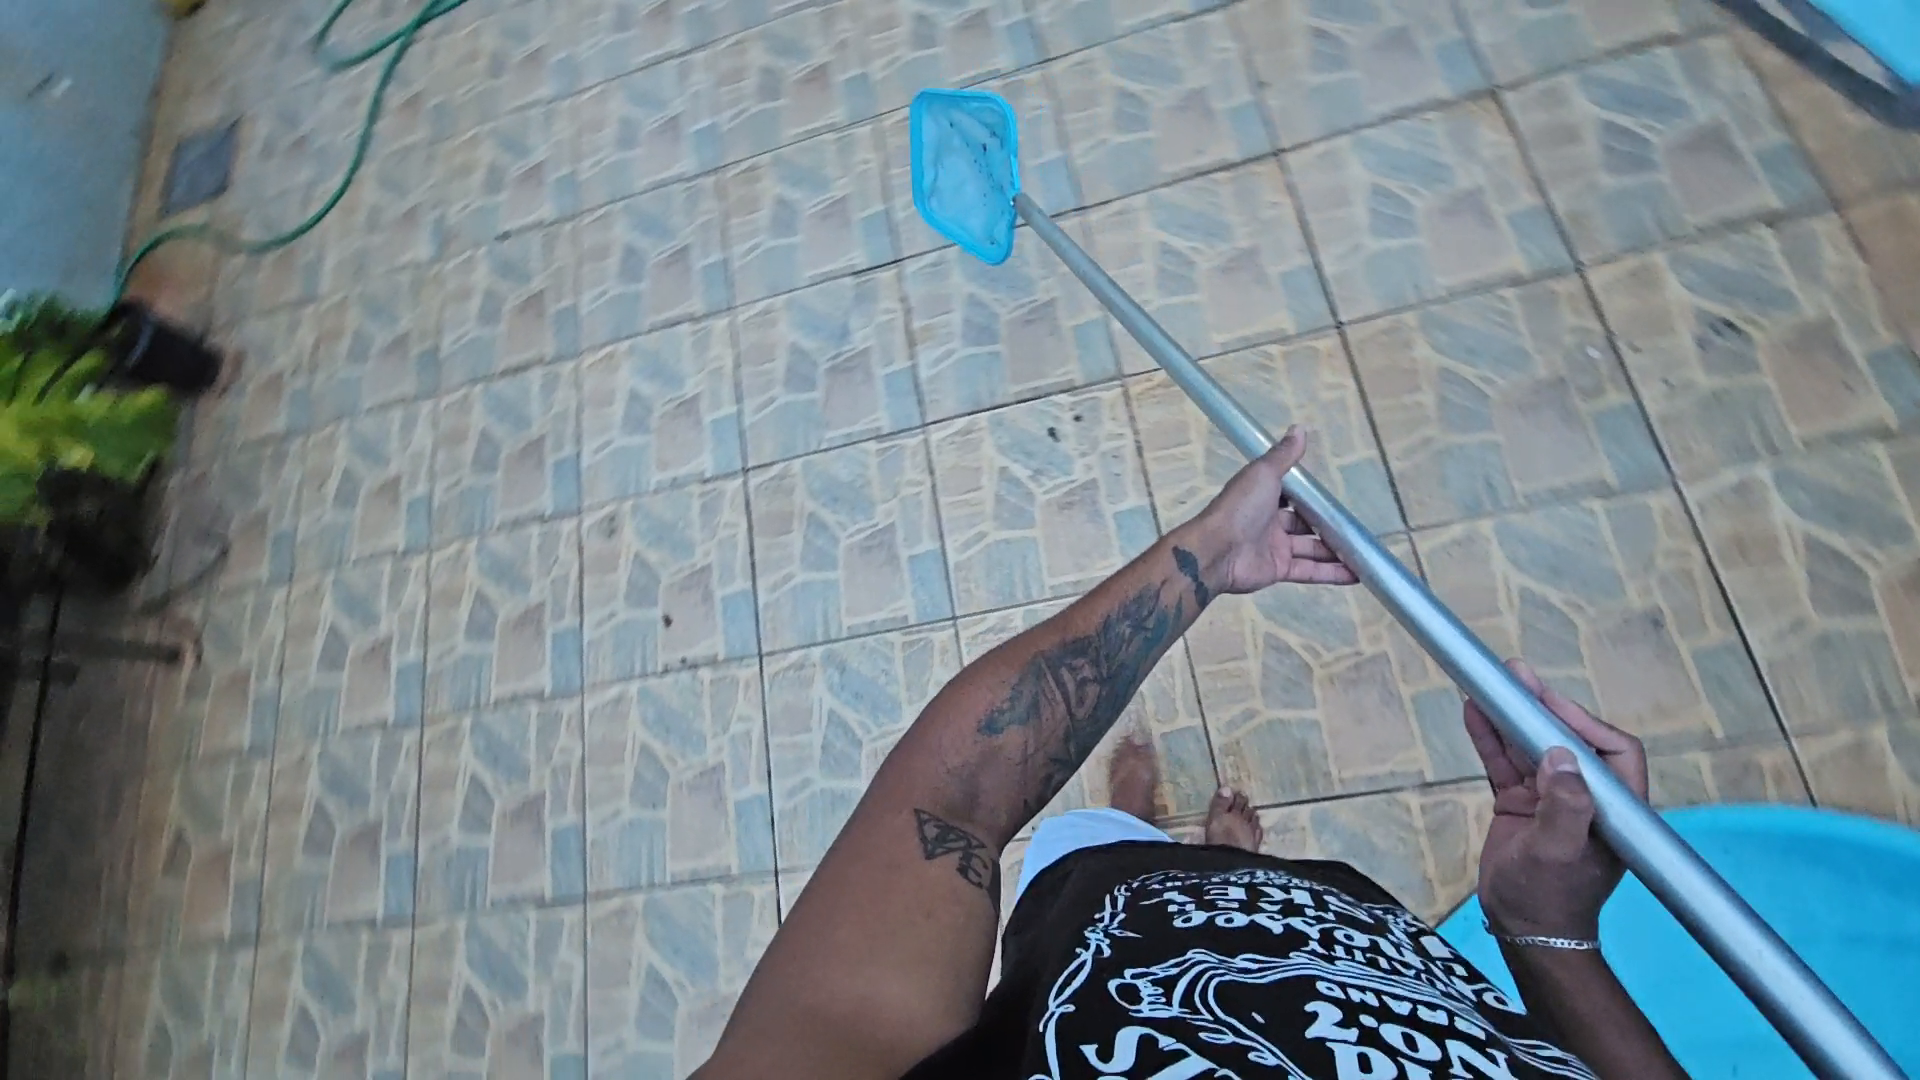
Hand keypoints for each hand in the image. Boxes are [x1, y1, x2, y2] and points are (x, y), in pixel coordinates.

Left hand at [1178, 426, 1357, 593]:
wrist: (1216, 549)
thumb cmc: (1240, 507)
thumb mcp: (1263, 473)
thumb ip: (1283, 456)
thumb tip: (1299, 428)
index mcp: (1263, 497)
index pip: (1292, 496)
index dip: (1312, 498)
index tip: (1336, 498)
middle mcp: (1268, 522)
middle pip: (1304, 523)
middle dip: (1328, 526)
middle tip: (1357, 527)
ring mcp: (1273, 547)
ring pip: (1310, 549)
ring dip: (1336, 551)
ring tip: (1365, 551)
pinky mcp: (1277, 570)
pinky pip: (1309, 571)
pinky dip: (1331, 573)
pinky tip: (1357, 574)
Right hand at [1467, 660, 1646, 940]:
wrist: (1523, 925)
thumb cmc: (1550, 894)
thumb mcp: (1559, 852)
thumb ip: (1566, 806)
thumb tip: (1560, 755)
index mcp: (1613, 807)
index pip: (1610, 750)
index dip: (1580, 721)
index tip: (1544, 701)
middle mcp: (1584, 795)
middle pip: (1564, 738)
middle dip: (1538, 706)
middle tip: (1513, 674)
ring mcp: (1548, 796)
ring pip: (1528, 744)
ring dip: (1508, 715)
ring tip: (1486, 682)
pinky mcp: (1518, 801)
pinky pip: (1502, 760)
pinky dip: (1487, 736)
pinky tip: (1473, 711)